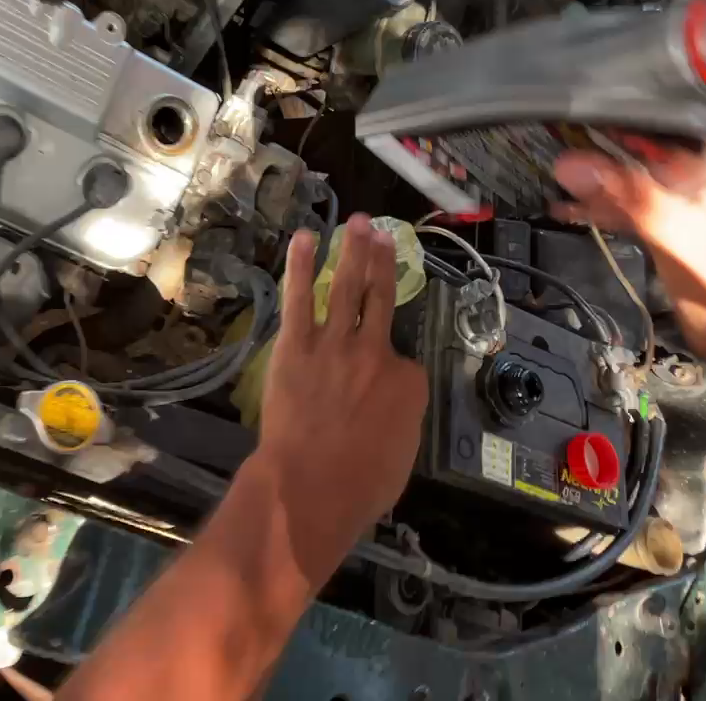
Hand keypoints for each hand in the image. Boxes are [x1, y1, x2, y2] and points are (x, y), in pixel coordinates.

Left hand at [257, 214, 428, 543]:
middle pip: (381, 299)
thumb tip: (389, 402)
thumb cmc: (362, 483)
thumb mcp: (402, 453)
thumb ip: (399, 416)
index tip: (381, 380)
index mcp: (409, 382)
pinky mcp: (296, 344)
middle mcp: (376, 353)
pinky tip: (303, 239)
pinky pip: (298, 298)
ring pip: (346, 288)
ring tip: (355, 221)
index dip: (394, 369)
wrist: (312, 483)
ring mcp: (335, 344)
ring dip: (351, 251)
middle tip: (381, 230)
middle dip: (380, 260)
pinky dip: (300, 266)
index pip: (406, 361)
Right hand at [552, 85, 705, 371]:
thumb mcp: (678, 233)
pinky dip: (627, 198)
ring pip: (683, 162)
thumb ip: (623, 193)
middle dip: (662, 110)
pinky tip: (576, 203)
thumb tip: (566, 164)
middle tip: (613, 90)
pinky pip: (667, 198)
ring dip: (632, 157)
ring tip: (578, 141)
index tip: (683, 55)